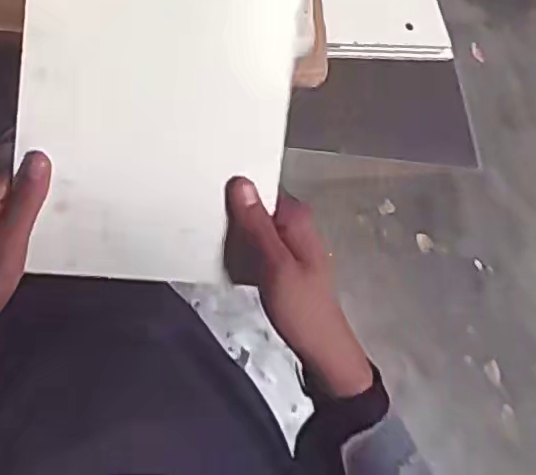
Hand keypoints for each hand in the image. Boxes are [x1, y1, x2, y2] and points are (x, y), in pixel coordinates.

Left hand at [0, 150, 51, 337]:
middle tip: (65, 154)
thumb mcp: (11, 239)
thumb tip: (39, 158)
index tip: (58, 135)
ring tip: (60, 179)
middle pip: (11, 161)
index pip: (11, 147)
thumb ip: (26, 197)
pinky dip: (28, 199)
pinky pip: (10, 199)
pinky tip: (42, 210)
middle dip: (36, 156)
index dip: (34, 139)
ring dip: (33, 178)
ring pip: (12, 180)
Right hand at [225, 176, 374, 397]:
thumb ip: (256, 223)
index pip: (259, 187)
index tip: (212, 197)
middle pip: (254, 205)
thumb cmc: (302, 310)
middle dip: (233, 213)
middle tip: (214, 226)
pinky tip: (232, 259)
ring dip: (236, 232)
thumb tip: (240, 182)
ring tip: (220, 242)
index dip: (234, 190)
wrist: (323, 354)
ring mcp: (289, 241)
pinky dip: (242, 247)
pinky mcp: (282, 258)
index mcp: (297, 217)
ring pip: (252, 224)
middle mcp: (295, 223)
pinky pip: (255, 241)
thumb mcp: (275, 265)